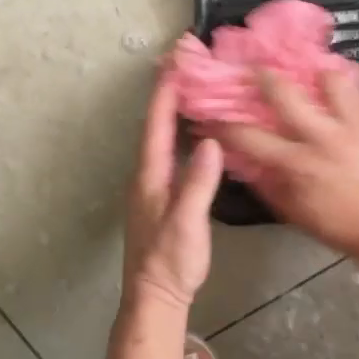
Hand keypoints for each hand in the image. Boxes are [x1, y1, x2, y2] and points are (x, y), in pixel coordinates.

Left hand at [123, 63, 224, 309]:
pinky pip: (170, 155)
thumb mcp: (187, 222)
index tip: (174, 61)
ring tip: (191, 89)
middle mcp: (146, 176)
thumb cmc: (170, 261)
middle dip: (168, 94)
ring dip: (173, 112)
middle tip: (183, 64)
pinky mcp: (162, 199)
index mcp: (150, 177)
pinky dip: (180, 136)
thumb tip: (211, 142)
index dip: (165, 93)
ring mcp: (152, 188)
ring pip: (163, 140)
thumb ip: (198, 184)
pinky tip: (195, 136)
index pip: (157, 126)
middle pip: (156, 126)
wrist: (155, 297)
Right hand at [204, 70, 358, 264]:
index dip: (224, 125)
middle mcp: (322, 136)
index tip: (213, 116)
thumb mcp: (295, 213)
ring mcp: (355, 126)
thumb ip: (270, 186)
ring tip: (319, 77)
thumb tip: (250, 166)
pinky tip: (355, 103)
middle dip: (264, 76)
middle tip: (256, 68)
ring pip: (333, 81)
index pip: (248, 137)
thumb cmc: (340, 227)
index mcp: (296, 162)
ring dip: (322, 77)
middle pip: (285, 93)